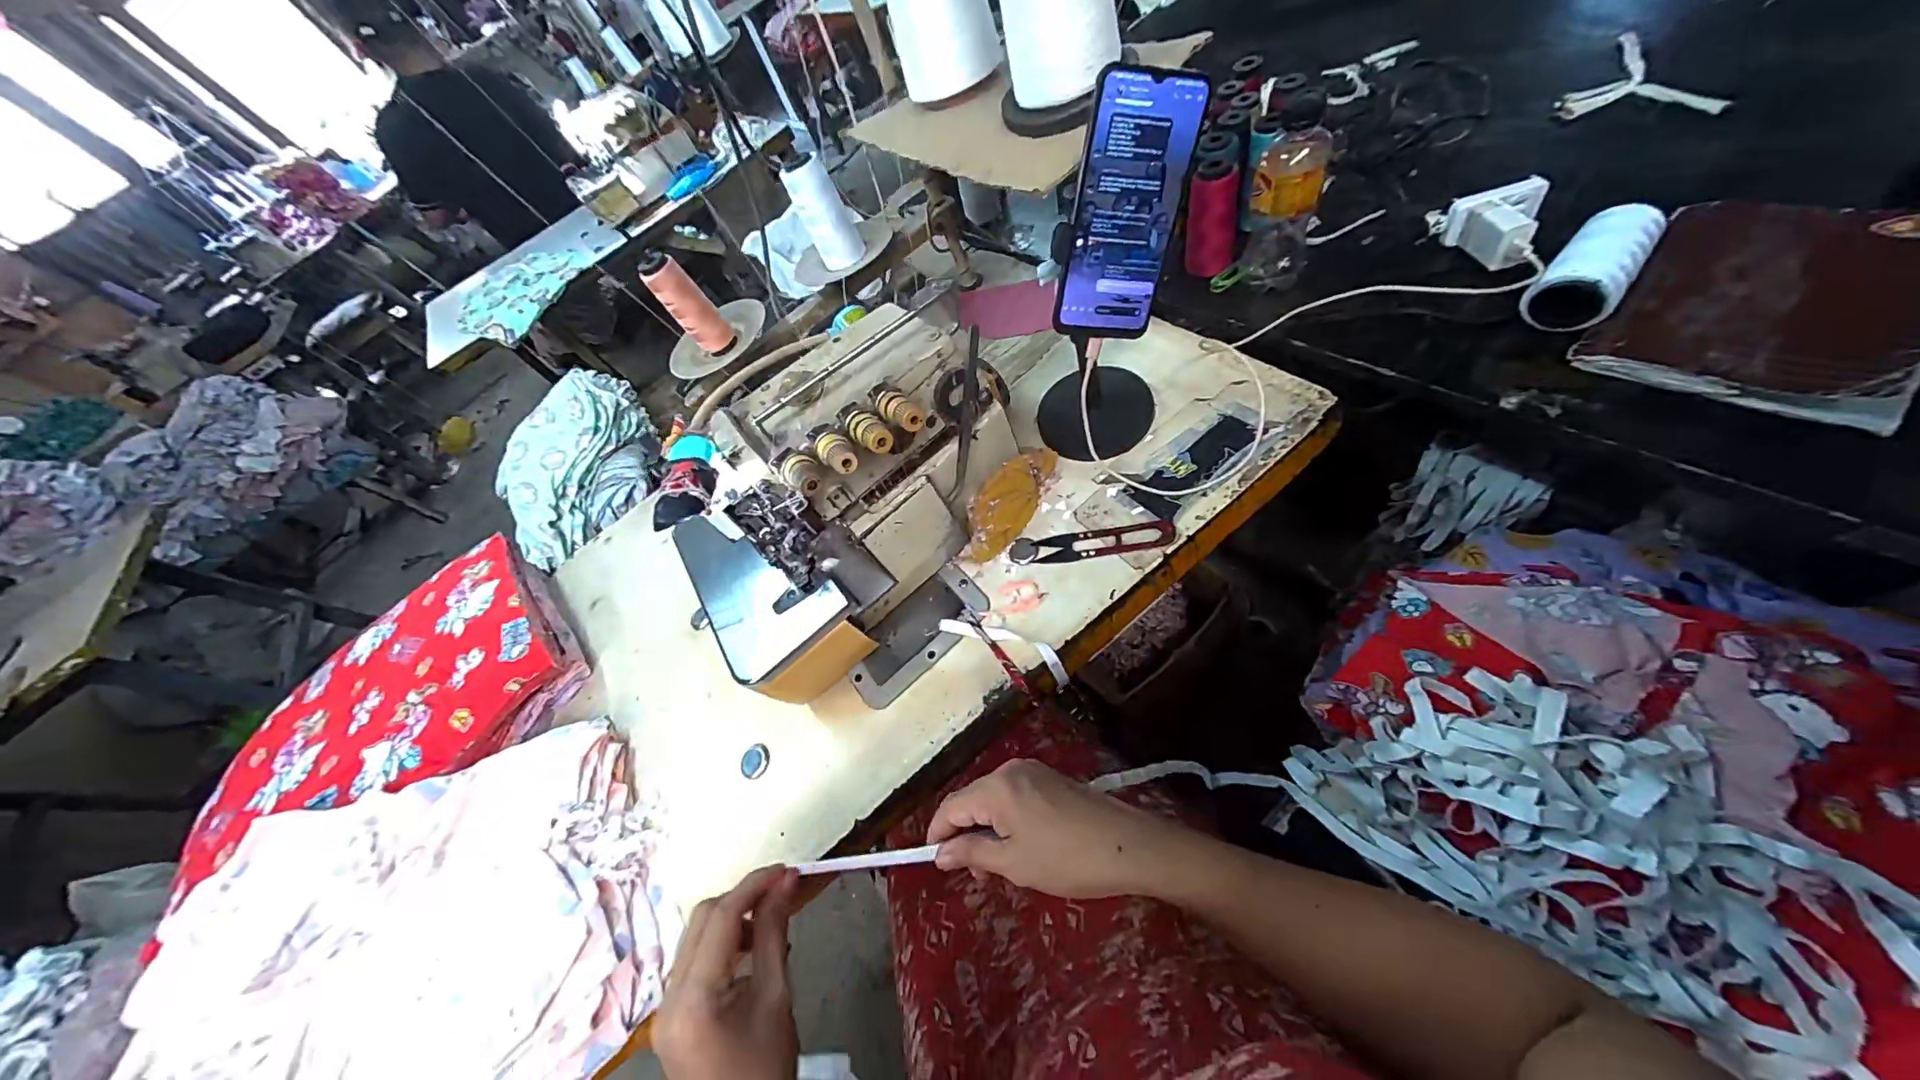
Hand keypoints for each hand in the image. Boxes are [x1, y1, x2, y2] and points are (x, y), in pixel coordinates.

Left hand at [655, 866, 799, 1079]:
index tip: (787, 870)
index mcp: (692, 998)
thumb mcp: (777, 998)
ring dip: (732, 920)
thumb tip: (786, 882)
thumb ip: (775, 934)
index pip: (720, 917)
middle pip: (701, 921)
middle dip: (741, 899)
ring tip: (770, 925)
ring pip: (695, 938)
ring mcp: (664, 1009)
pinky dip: (723, 945)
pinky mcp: (670, 1017)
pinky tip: (751, 953)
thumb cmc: (765, 1072)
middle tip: (781, 892)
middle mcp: (667, 998)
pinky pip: (694, 962)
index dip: (754, 885)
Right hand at [928, 759, 1196, 898]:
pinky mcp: (1053, 780)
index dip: (937, 833)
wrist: (1131, 846)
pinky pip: (1015, 797)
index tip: (932, 861)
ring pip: (994, 799)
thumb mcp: (1014, 863)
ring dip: (987, 829)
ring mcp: (1035, 772)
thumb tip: (941, 853)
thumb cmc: (1067, 859)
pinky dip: (1007, 821)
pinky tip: (1020, 847)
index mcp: (997, 787)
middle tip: (972, 874)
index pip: (951, 806)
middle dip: (964, 834)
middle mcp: (1012, 770)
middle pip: (972, 799)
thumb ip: (972, 854)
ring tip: (997, 867)